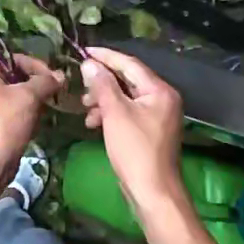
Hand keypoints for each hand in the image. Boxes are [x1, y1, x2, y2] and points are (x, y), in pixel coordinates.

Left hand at [0, 54, 63, 166]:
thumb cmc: (5, 122)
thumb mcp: (28, 96)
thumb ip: (45, 82)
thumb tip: (60, 76)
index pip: (14, 60)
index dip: (36, 66)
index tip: (55, 79)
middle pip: (17, 79)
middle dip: (38, 87)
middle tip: (54, 95)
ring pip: (19, 98)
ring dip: (35, 103)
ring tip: (45, 111)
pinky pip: (16, 115)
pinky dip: (28, 117)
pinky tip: (36, 126)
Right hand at [80, 47, 183, 206]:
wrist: (152, 191)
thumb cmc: (134, 150)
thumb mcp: (115, 113)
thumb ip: (102, 85)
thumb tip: (89, 64)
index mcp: (159, 91)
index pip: (130, 64)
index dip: (106, 56)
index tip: (84, 51)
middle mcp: (162, 99)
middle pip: (128, 79)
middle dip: (102, 81)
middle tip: (80, 83)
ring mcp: (157, 115)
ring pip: (126, 97)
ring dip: (103, 99)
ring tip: (85, 107)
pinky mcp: (150, 130)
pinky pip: (127, 112)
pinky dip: (110, 113)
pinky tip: (94, 122)